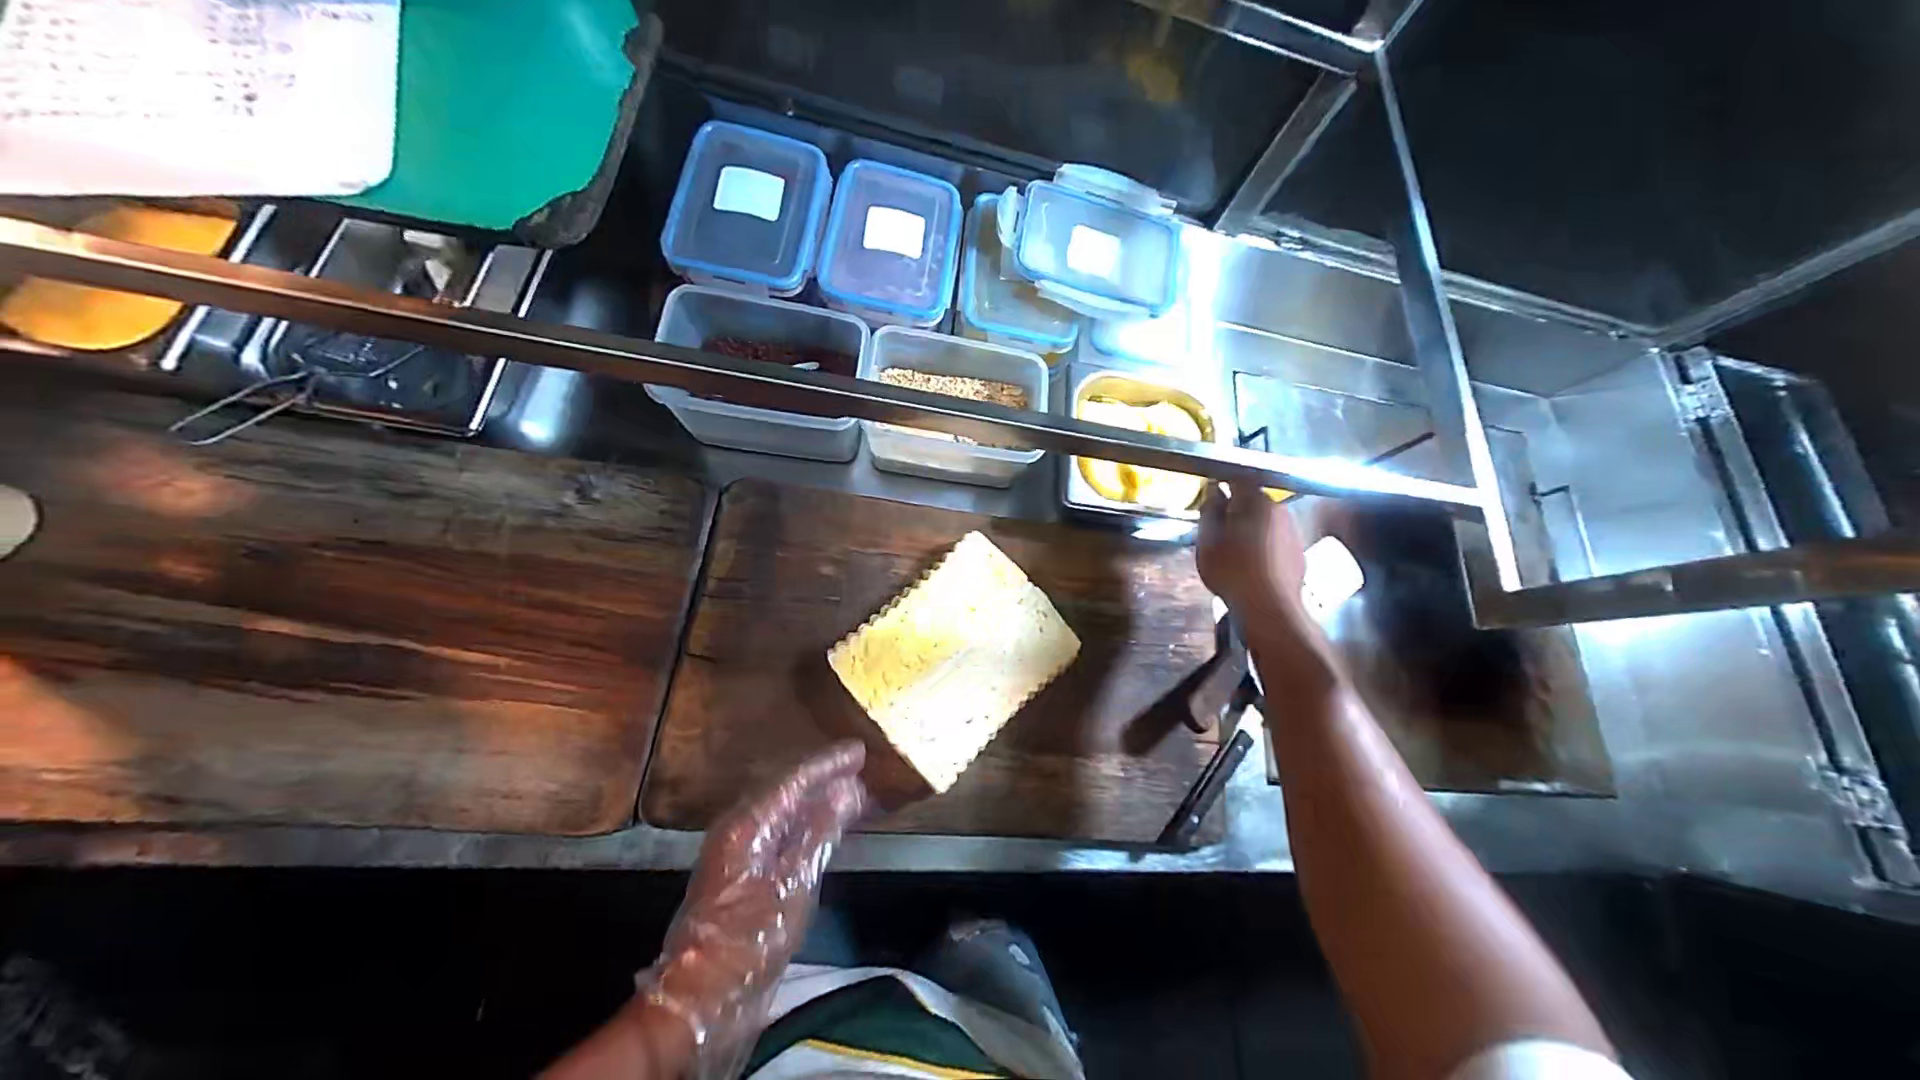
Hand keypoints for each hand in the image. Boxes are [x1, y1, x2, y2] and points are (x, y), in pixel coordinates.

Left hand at [646, 741, 869, 1077]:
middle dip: (825, 778)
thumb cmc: (747, 939)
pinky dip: (807, 824)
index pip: (794, 779)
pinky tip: (825, 830)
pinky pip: (781, 832)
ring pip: (784, 811)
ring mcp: (739, 851)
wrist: (699, 998)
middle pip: (787, 790)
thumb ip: (820, 832)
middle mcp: (739, 828)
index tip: (859, 751)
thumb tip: (847, 788)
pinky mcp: (743, 874)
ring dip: (818, 801)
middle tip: (861, 771)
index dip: (829, 764)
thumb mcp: (792, 885)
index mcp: (747, 824)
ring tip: (852, 796)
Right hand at [1197, 483, 1307, 617]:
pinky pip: (1276, 540)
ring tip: (1232, 549)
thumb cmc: (1232, 571)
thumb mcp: (1207, 540)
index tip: (1209, 500)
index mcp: (1256, 501)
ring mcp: (1293, 532)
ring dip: (1250, 528)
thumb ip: (1209, 511)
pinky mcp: (1299, 553)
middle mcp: (1280, 510)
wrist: (1269, 608)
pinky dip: (1263, 546)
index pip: (1238, 479)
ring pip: (1266, 521)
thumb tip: (1213, 491)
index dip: (1221, 486)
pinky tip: (1250, 564)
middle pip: (1254, 501)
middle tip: (1217, 528)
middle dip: (1237, 509)